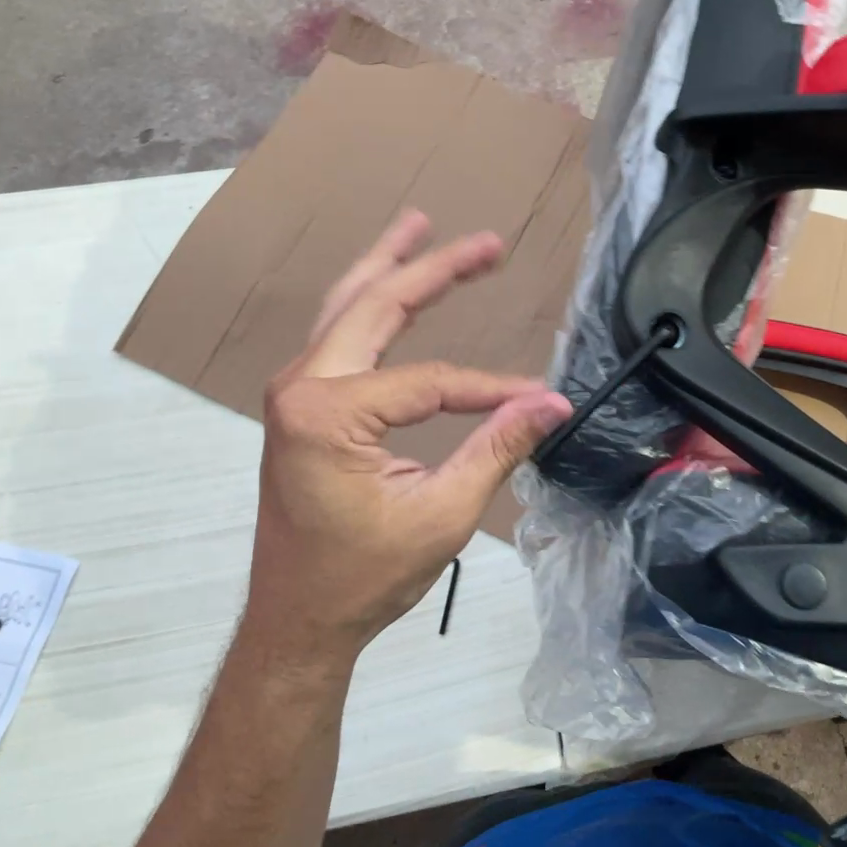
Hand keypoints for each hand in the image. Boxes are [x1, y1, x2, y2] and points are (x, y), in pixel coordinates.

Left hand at [246, 210, 571, 664]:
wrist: (297, 619)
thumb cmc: (364, 575)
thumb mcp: (442, 513)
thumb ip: (497, 447)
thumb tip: (552, 402)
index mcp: (330, 411)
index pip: (430, 380)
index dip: (490, 388)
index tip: (537, 400)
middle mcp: (302, 386)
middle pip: (374, 304)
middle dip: (432, 268)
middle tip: (487, 242)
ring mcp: (294, 393)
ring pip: (344, 308)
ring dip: (386, 267)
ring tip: (418, 227)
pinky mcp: (300, 407)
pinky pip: (336, 337)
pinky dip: (367, 304)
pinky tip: (385, 289)